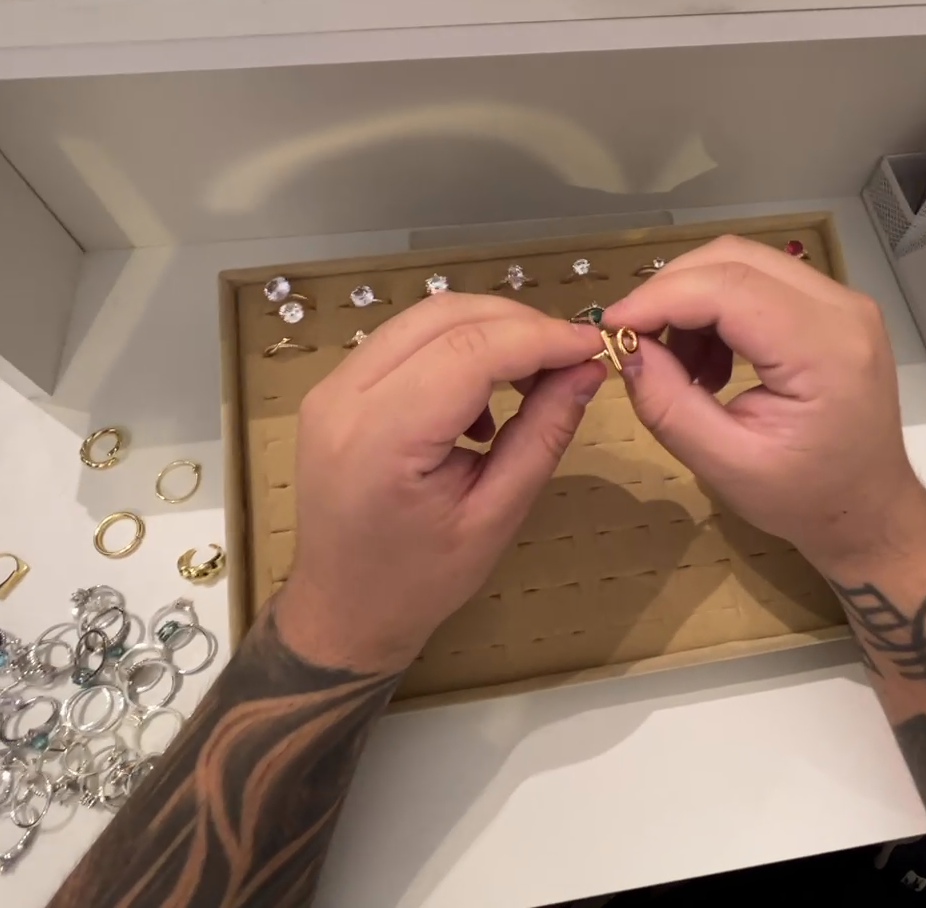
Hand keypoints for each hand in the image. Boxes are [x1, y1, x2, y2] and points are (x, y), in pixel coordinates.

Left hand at [278, 295, 605, 673]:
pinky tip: (480, 398)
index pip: (469, 352)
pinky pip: (407, 339)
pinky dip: (458, 346)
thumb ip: (543, 434)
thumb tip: (587, 369)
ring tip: (531, 377)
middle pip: (444, 315)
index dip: (540, 337)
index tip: (593, 344)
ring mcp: (332, 386)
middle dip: (519, 323)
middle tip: (568, 357)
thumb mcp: (497, 515)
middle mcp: (343, 397)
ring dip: (490, 330)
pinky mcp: (334, 387)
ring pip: (424, 318)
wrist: (343, 608)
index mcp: (381, 440)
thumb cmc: (421, 579)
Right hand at [605, 236, 925, 575]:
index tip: (611, 326)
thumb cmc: (804, 498)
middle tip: (636, 340)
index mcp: (824, 350)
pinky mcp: (832, 307)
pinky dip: (717, 308)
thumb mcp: (725, 466)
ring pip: (743, 263)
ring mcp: (841, 301)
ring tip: (679, 364)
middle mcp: (841, 309)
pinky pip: (759, 281)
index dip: (659, 298)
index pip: (728, 288)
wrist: (868, 508)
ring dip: (692, 300)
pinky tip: (710, 360)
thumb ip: (668, 405)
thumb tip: (627, 350)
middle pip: (734, 259)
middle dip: (670, 292)